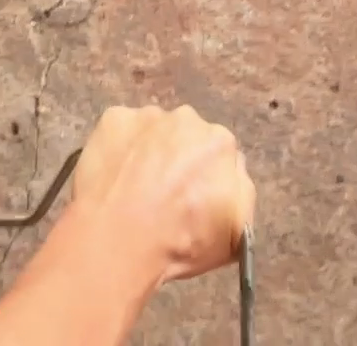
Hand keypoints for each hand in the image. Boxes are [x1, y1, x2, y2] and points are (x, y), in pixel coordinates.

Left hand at [70, 104, 254, 283]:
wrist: (119, 239)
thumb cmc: (182, 241)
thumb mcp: (238, 232)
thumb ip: (242, 190)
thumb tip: (231, 169)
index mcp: (220, 142)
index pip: (218, 152)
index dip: (206, 176)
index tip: (194, 197)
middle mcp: (186, 118)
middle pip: (186, 135)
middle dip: (178, 157)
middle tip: (164, 192)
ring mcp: (146, 115)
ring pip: (154, 130)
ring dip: (149, 151)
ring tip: (134, 186)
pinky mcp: (113, 118)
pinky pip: (123, 130)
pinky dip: (120, 147)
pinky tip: (114, 175)